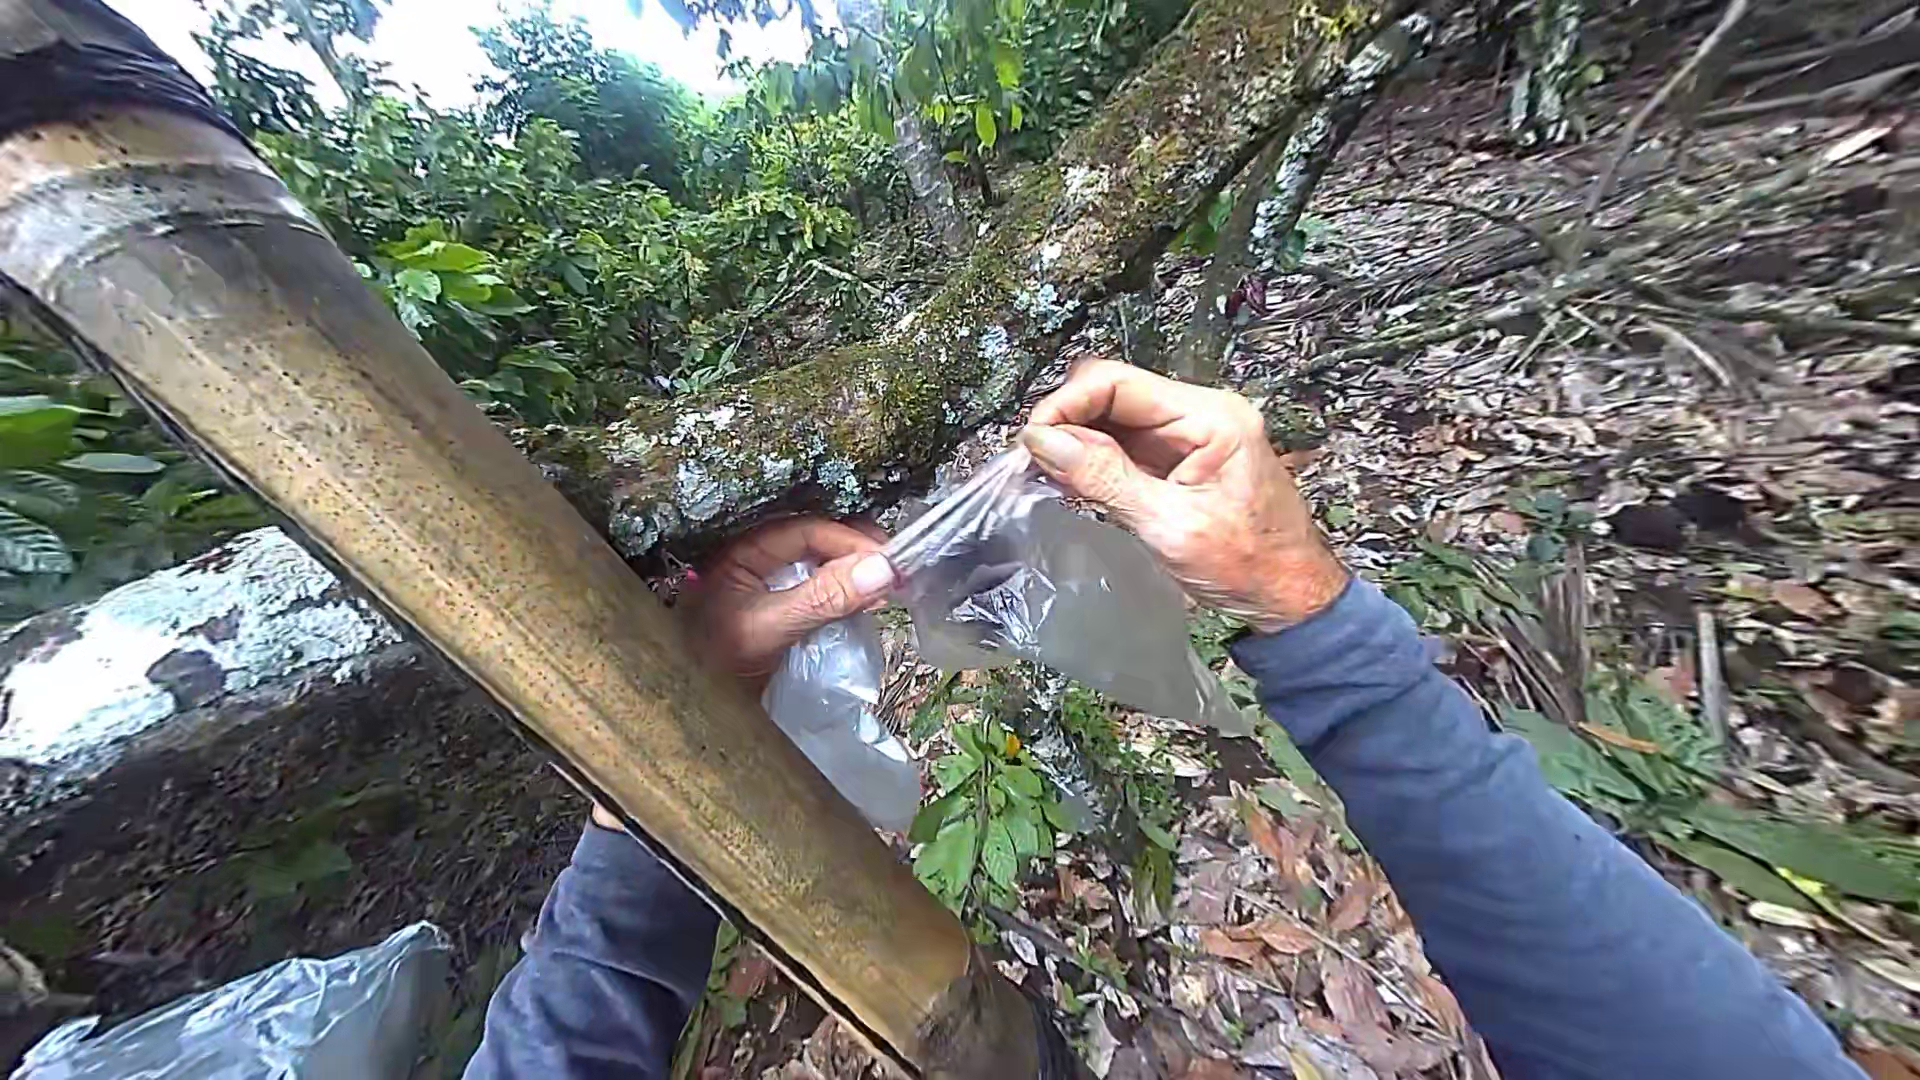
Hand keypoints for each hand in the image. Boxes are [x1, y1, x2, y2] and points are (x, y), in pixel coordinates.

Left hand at [591, 517, 893, 833]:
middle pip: (818, 543)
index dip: (850, 542)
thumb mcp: (768, 629)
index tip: (888, 563)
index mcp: (742, 553)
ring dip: (856, 575)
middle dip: (858, 553)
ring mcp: (770, 590)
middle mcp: (757, 564)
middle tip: (894, 572)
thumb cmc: (712, 669)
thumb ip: (823, 598)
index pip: (806, 531)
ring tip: (886, 590)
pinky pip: (821, 593)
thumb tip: (882, 568)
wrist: (684, 722)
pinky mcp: (782, 615)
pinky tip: (867, 606)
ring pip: (823, 567)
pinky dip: (847, 596)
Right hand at [1020, 360, 1346, 631]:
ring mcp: (1184, 437)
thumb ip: (1105, 477)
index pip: (1118, 382)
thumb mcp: (1169, 525)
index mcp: (1210, 417)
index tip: (1033, 439)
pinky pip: (1119, 446)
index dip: (1066, 404)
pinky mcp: (1172, 460)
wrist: (1287, 596)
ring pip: (1110, 419)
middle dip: (1066, 421)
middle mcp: (1197, 415)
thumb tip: (1046, 441)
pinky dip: (1089, 460)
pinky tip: (1071, 480)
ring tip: (1047, 473)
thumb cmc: (1249, 565)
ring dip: (1074, 442)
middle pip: (1110, 394)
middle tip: (1035, 459)